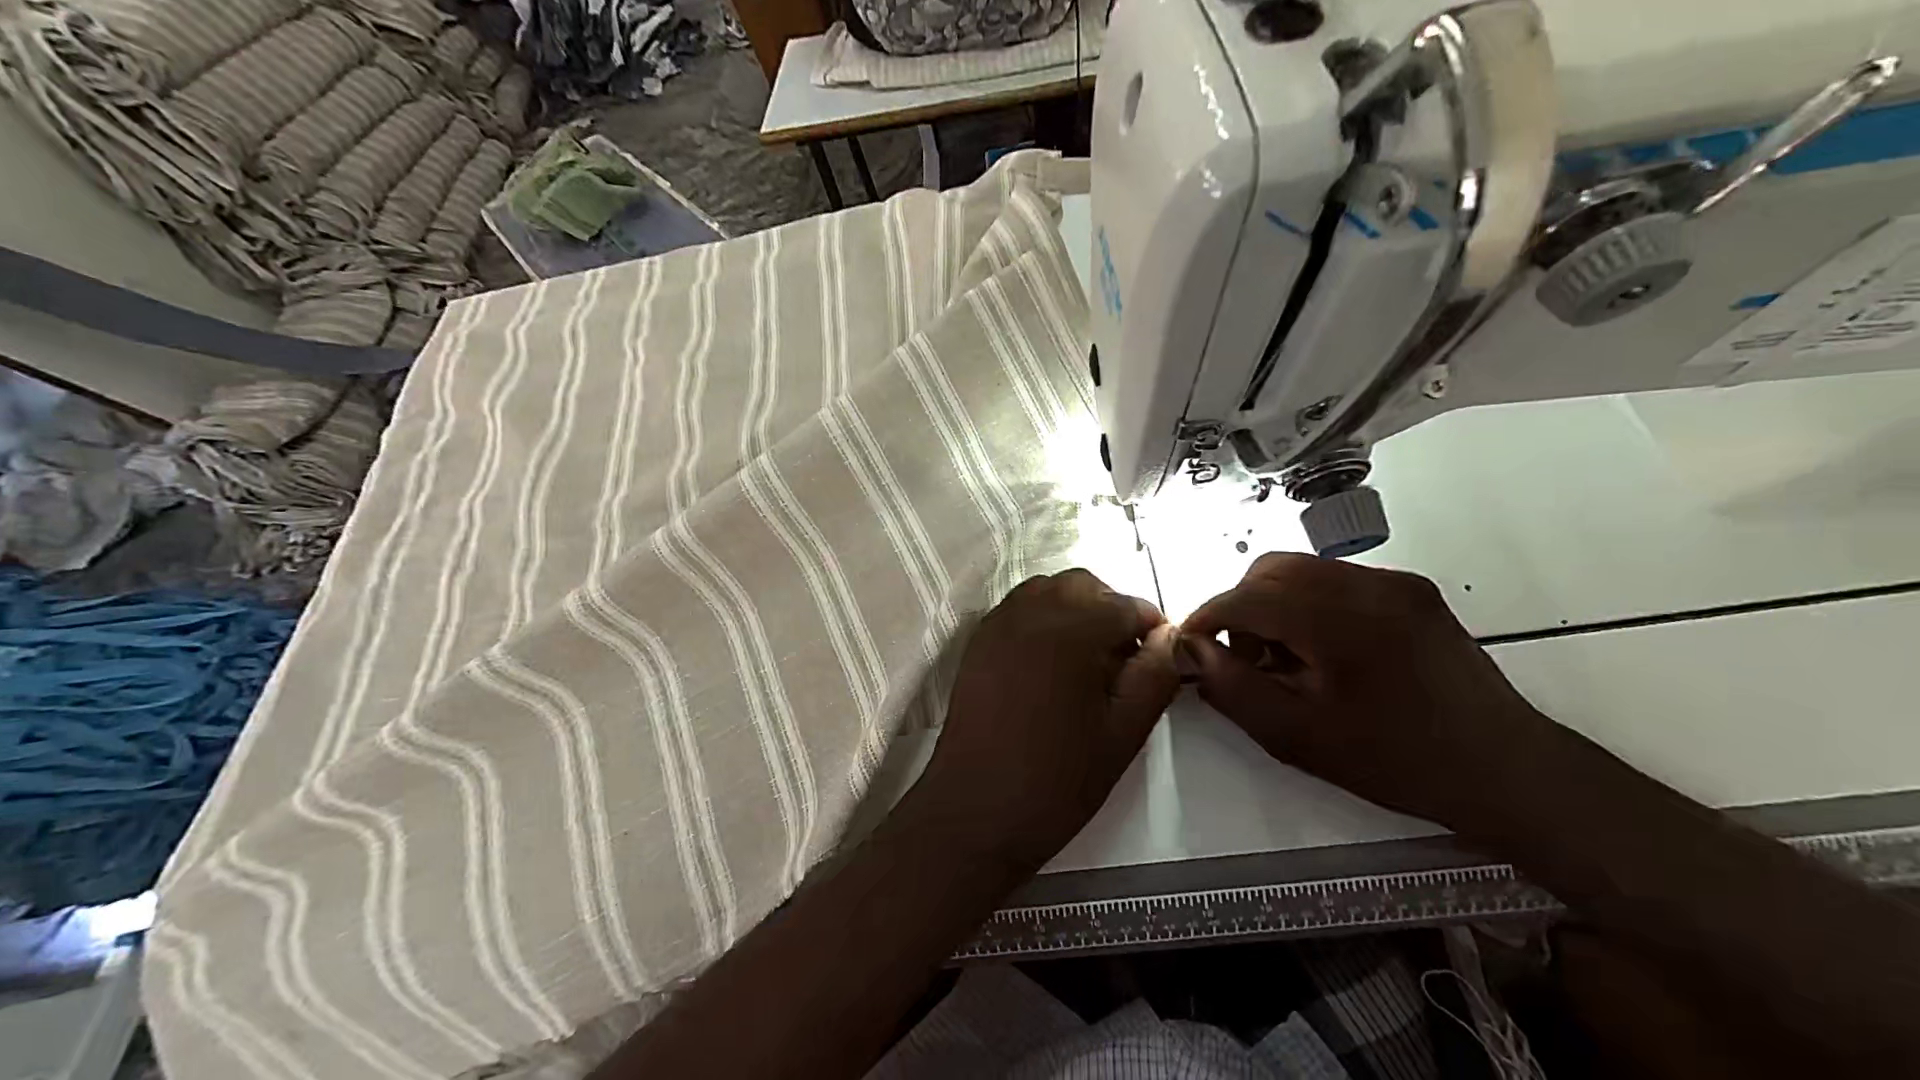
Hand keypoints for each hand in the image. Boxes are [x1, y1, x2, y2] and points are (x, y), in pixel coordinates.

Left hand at [901, 569, 1179, 873]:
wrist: (975, 812)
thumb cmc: (1056, 780)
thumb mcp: (1123, 732)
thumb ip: (1155, 676)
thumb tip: (1171, 637)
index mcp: (1069, 631)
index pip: (1124, 606)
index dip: (1150, 629)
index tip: (1160, 658)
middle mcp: (1028, 613)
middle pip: (1084, 587)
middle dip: (1112, 611)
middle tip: (1124, 662)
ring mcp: (996, 625)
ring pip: (1048, 591)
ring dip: (1076, 611)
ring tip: (1087, 663)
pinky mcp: (977, 642)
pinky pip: (1019, 610)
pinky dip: (1044, 620)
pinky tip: (1051, 666)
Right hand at [1181, 553, 1562, 834]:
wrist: (1503, 768)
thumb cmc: (1394, 759)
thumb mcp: (1296, 736)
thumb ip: (1231, 687)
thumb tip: (1190, 649)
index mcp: (1338, 620)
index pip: (1246, 597)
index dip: (1207, 618)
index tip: (1190, 646)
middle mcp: (1367, 586)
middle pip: (1271, 570)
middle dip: (1240, 606)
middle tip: (1241, 656)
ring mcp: (1394, 583)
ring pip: (1303, 569)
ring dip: (1273, 602)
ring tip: (1283, 656)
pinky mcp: (1412, 590)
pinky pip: (1337, 580)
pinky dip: (1309, 603)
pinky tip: (1322, 650)